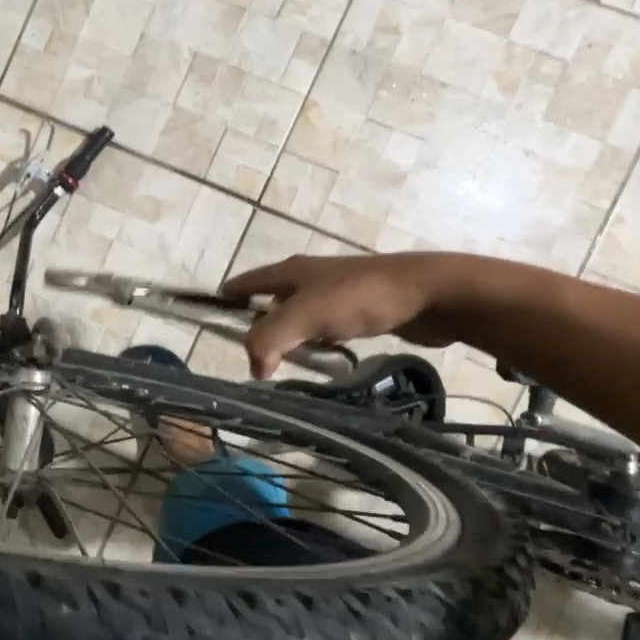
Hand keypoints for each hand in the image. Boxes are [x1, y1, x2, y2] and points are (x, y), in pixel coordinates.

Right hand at [223, 253, 468, 377]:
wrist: (429, 294)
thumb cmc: (360, 297)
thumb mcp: (304, 316)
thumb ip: (269, 339)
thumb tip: (254, 369)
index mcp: (292, 271)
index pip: (247, 281)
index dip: (228, 297)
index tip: (211, 317)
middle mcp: (311, 277)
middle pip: (273, 299)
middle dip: (259, 322)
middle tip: (250, 352)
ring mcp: (338, 292)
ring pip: (301, 315)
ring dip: (291, 336)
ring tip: (284, 362)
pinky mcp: (363, 310)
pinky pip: (328, 328)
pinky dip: (319, 342)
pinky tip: (324, 359)